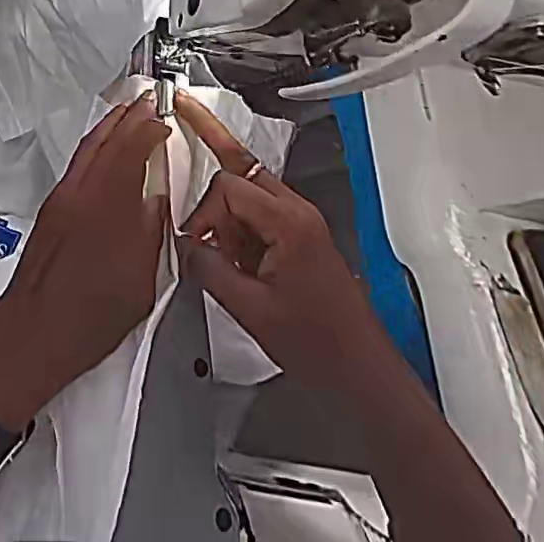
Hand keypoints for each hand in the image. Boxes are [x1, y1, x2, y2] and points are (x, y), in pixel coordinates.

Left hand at [0, 96, 169, 428]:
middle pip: (107, 139)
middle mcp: (83, 195)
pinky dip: (94, 145)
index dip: (150, 129)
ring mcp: (63, 200)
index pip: (132, 148)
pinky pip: (77, 163)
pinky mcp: (51, 210)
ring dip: (109, 125)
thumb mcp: (141, 282)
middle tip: (146, 102)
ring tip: (126, 114)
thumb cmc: (86, 319)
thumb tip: (156, 205)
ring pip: (88, 148)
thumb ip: (151, 234)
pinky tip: (103, 150)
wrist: (31, 334)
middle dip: (129, 116)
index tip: (163, 123)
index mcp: (111, 208)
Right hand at [174, 90, 396, 394]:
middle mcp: (299, 212)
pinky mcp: (301, 237)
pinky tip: (239, 264)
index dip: (202, 212)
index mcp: (289, 222)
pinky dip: (242, 232)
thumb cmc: (319, 343)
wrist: (360, 367)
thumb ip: (209, 269)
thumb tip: (184, 247)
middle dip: (215, 205)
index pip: (229, 186)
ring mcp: (302, 222)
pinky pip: (261, 217)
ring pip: (250, 195)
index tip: (193, 242)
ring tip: (226, 260)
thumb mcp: (250, 309)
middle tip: (200, 223)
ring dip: (228, 220)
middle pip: (241, 177)